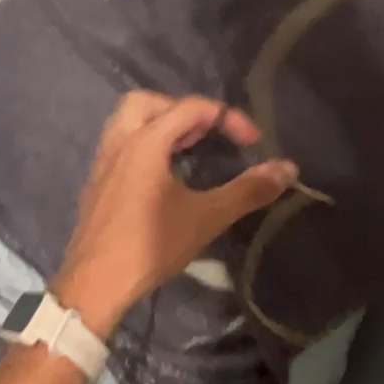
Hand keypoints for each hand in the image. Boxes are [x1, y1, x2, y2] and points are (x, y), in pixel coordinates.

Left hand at [51, 92, 297, 334]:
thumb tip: (288, 168)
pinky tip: (164, 171)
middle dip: (182, 110)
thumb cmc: (151, 246)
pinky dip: (144, 141)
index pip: (189, 108)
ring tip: (189, 148)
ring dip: (160, 124)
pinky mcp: (97, 178)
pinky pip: (121, 142)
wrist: (95, 282)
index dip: (227, 117)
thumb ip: (248, 190)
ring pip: (129, 120)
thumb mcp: (206, 217)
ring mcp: (103, 159)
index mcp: (144, 142)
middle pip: (148, 101)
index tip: (253, 141)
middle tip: (208, 134)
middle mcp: (119, 141)